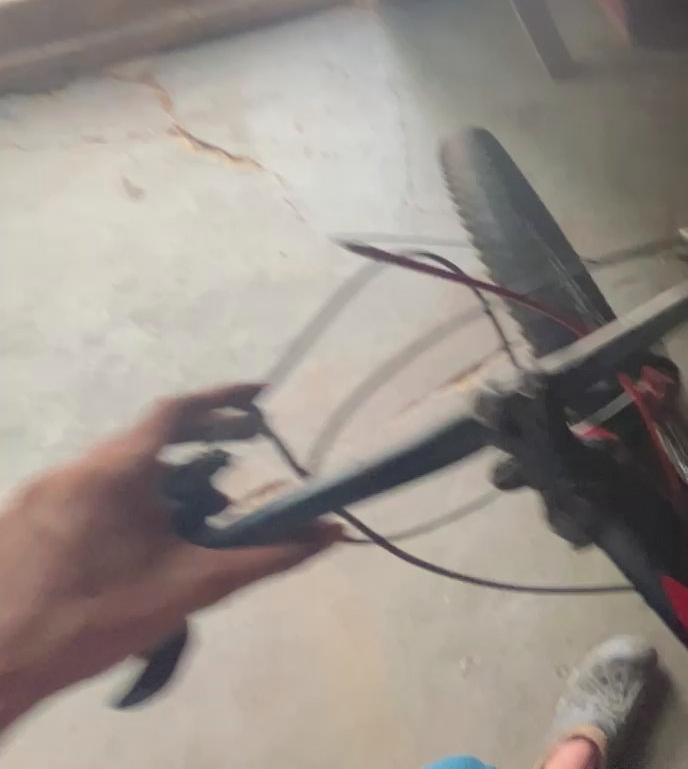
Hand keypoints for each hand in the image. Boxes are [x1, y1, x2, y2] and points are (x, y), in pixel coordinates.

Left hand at [0, 384, 340, 726]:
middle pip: (150, 434)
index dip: (225, 397)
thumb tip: (332, 532)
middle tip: (250, 442)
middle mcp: (72, 474)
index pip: (176, 412)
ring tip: (205, 500)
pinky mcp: (21, 523)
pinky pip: (92, 486)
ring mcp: (38, 498)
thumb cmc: (95, 618)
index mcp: (114, 474)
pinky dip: (136, 489)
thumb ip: (272, 553)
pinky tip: (154, 528)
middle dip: (207, 433)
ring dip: (171, 467)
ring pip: (120, 463)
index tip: (263, 394)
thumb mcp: (197, 583)